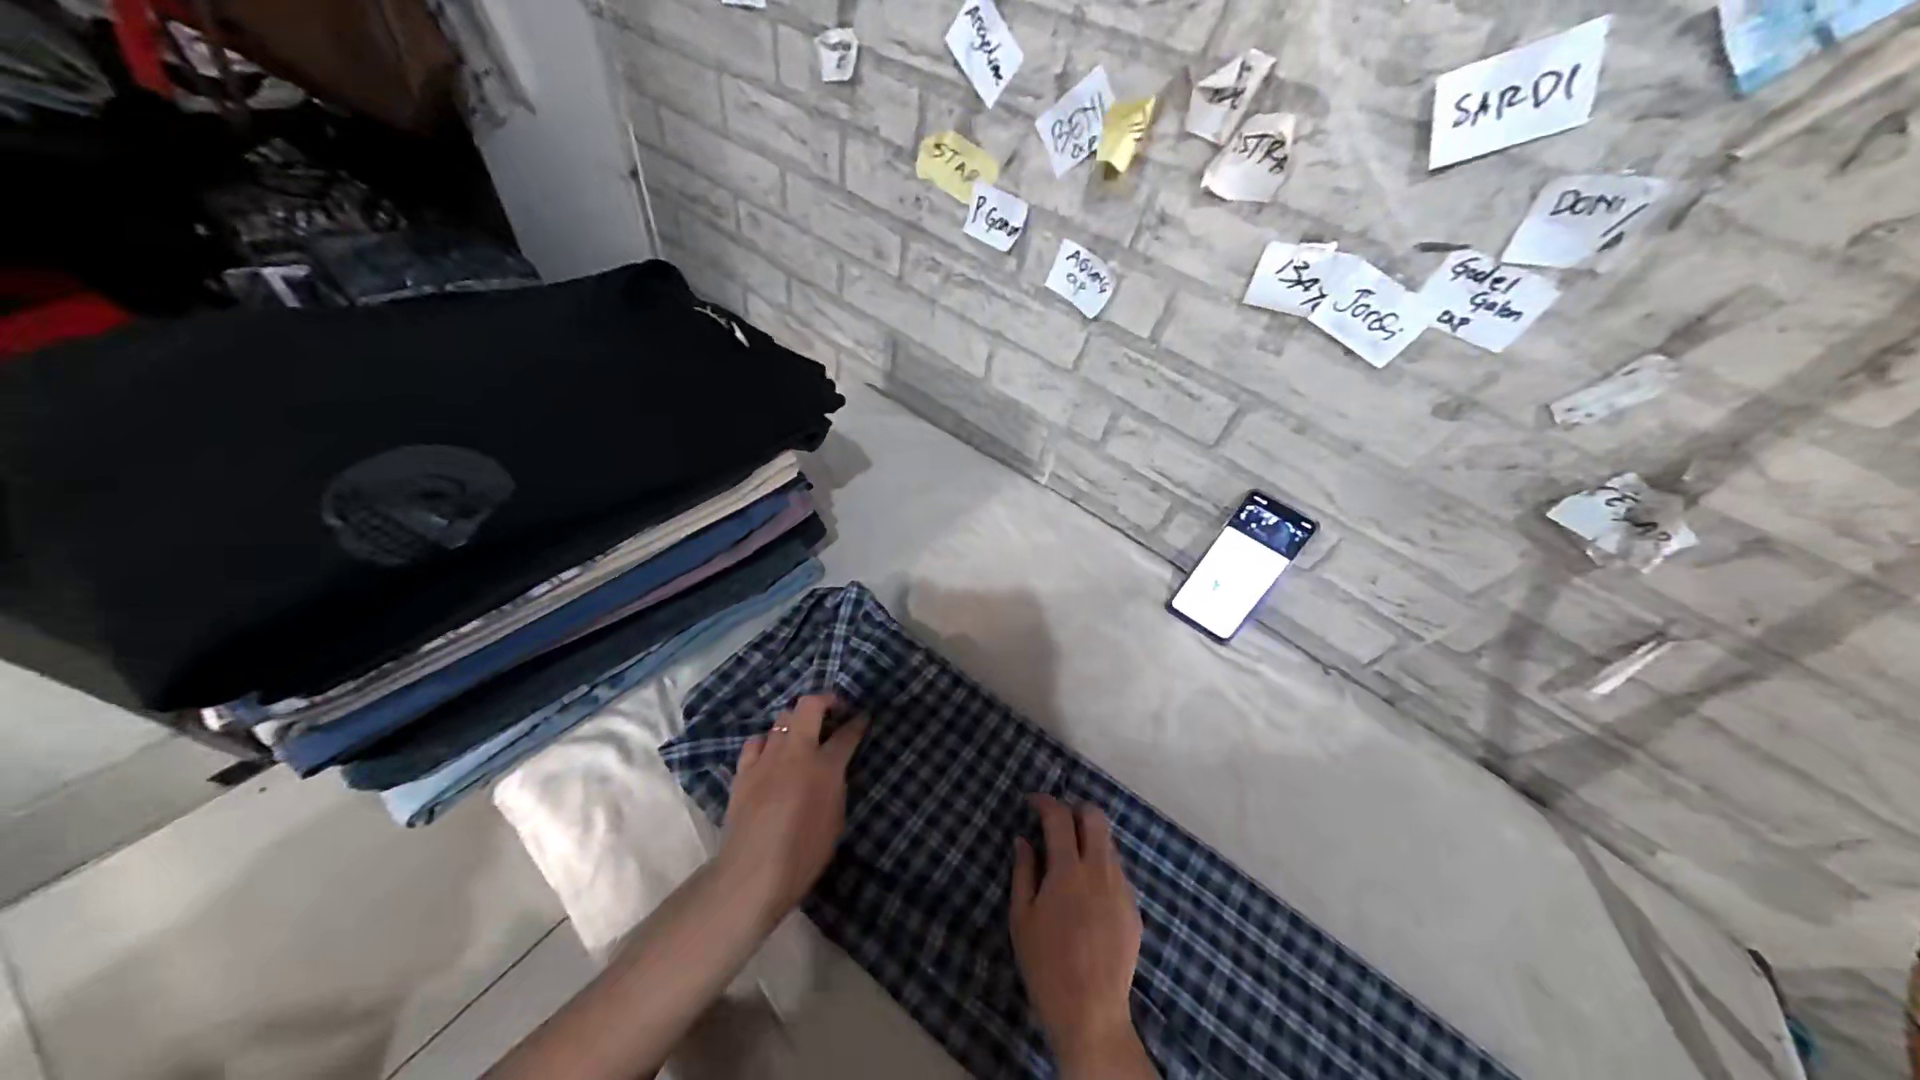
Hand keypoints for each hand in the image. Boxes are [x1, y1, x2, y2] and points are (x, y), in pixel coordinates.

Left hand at [716, 693, 867, 919]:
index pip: (846, 733)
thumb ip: (836, 784)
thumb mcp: (836, 818)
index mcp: (825, 765)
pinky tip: (771, 753)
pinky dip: (768, 741)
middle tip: (834, 710)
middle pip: (808, 706)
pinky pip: (756, 743)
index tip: (863, 717)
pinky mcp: (743, 772)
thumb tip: (835, 769)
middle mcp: (795, 751)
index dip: (858, 723)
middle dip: (825, 701)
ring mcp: (766, 758)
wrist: (753, 873)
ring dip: (796, 720)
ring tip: (803, 733)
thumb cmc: (805, 853)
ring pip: (781, 719)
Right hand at [1010, 795, 1155, 1079]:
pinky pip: (1117, 872)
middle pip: (1095, 817)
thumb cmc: (1045, 964)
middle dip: (1075, 809)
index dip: (1045, 801)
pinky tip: (1086, 892)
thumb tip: (1023, 839)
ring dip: (1089, 838)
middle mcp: (1100, 871)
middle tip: (1056, 822)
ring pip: (1109, 844)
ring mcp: (1122, 889)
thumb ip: (1023, 871)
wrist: (1090, 1011)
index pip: (1060, 817)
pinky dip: (1100, 866)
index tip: (1032, 801)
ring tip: (1069, 858)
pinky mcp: (1134, 908)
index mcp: (1068, 870)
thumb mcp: (1021, 917)